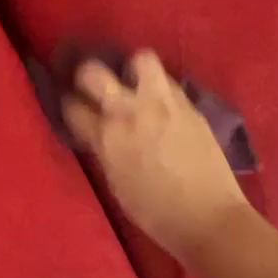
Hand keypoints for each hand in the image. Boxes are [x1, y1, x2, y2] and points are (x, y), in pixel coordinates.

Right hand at [63, 50, 251, 258]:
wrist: (208, 218)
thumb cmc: (154, 212)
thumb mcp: (114, 182)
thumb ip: (103, 150)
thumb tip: (97, 134)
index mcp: (106, 136)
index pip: (73, 107)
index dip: (69, 106)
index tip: (73, 108)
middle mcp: (129, 112)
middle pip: (93, 72)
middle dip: (87, 76)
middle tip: (94, 86)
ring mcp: (162, 104)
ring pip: (141, 60)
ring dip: (133, 69)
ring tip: (134, 84)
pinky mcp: (189, 106)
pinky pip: (169, 82)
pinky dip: (160, 87)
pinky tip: (161, 104)